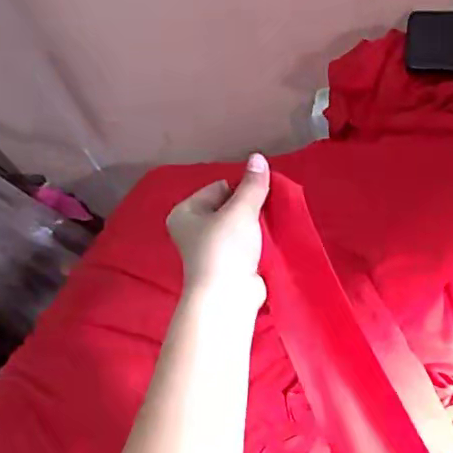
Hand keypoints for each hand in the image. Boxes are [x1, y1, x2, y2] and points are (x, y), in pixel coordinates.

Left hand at [167, 152, 268, 299]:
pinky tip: (268, 246)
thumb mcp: (241, 211)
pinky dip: (256, 246)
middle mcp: (192, 230)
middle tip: (264, 214)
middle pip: (227, 208)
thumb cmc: (225, 248)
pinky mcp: (227, 267)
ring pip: (237, 229)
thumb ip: (252, 185)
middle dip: (247, 210)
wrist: (228, 296)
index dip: (239, 191)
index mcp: (184, 212)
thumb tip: (258, 157)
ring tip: (267, 230)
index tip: (257, 199)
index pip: (217, 188)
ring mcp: (210, 251)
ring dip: (253, 228)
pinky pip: (244, 247)